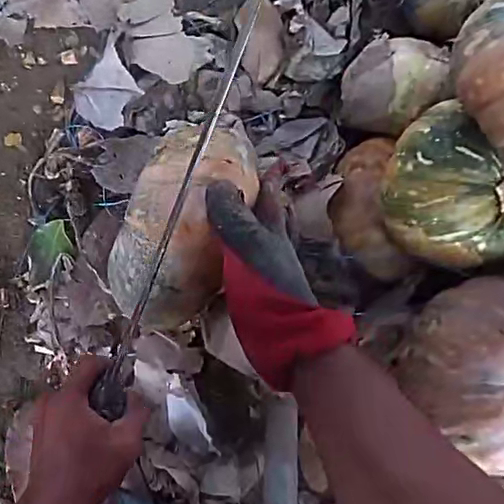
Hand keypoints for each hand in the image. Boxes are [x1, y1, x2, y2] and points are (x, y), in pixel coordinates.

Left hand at [14, 356, 151, 503]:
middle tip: (117, 413)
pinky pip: (61, 417)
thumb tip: (137, 397)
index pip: (89, 363)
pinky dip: (75, 422)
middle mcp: (49, 402)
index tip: (124, 380)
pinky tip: (87, 444)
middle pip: (79, 384)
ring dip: (87, 409)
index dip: (110, 365)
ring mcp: (40, 419)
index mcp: (68, 397)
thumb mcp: (126, 442)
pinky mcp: (38, 435)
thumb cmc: (91, 472)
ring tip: (104, 432)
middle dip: (100, 393)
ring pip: (70, 402)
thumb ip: (137, 412)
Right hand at [207, 180, 356, 390]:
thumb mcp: (248, 249)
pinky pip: (243, 266)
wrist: (286, 341)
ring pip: (258, 241)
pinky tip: (219, 261)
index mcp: (274, 233)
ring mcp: (269, 273)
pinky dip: (232, 258)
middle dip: (258, 202)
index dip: (269, 178)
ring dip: (245, 229)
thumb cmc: (268, 292)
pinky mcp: (257, 294)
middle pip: (269, 218)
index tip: (262, 161)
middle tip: (239, 187)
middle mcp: (275, 249)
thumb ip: (234, 218)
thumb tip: (218, 184)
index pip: (272, 197)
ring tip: (225, 219)